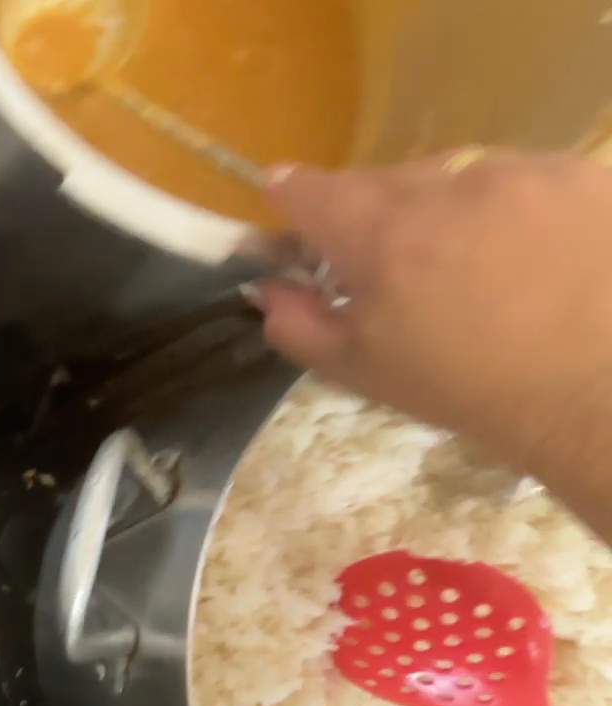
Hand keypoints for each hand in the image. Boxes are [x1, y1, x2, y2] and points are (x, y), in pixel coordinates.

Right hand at [252, 152, 611, 469]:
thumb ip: (293, 320)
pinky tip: (514, 249)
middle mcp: (457, 190)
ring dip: (434, 205)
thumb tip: (269, 286)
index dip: (290, 191)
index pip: (316, 192)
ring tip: (452, 255)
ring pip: (452, 174)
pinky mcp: (589, 178)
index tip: (278, 190)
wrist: (600, 389)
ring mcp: (530, 177)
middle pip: (383, 179)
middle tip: (372, 257)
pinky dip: (497, 204)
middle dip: (365, 211)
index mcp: (386, 238)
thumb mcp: (351, 366)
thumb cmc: (459, 384)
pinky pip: (517, 177)